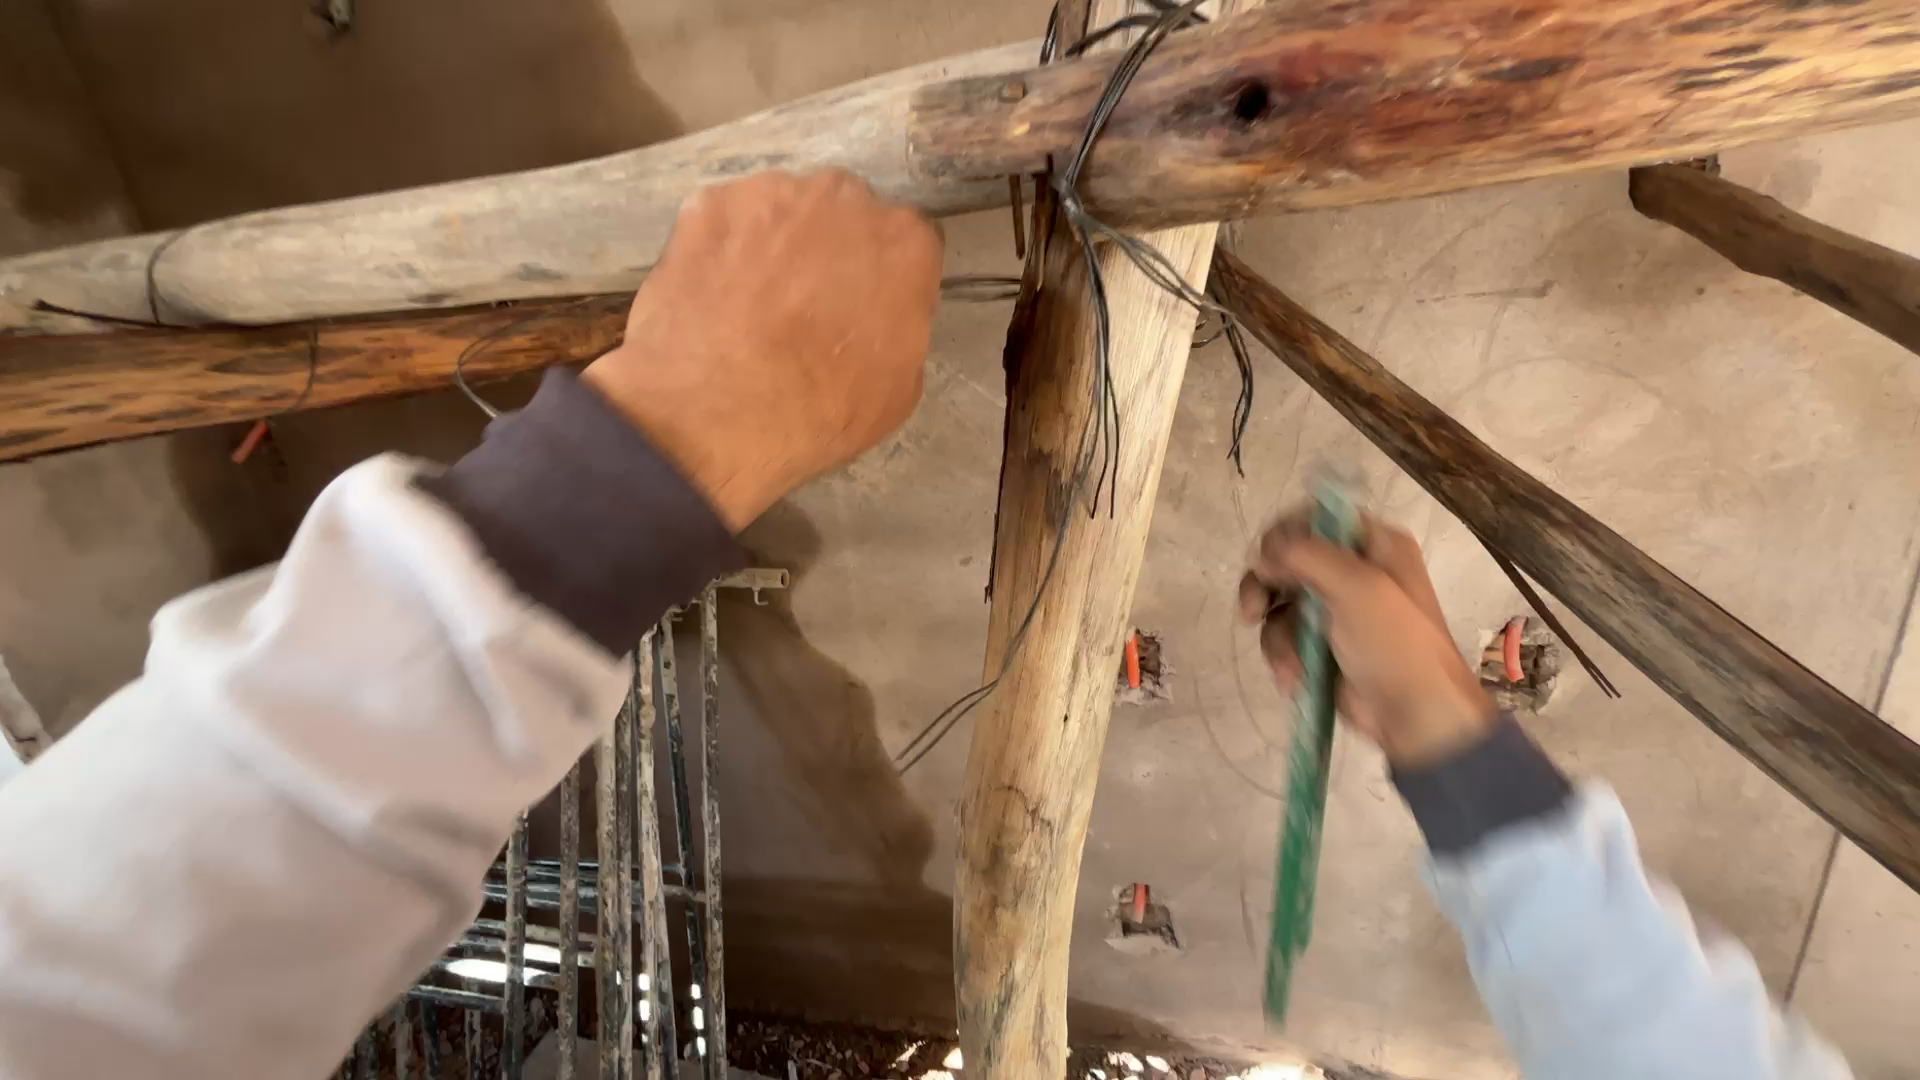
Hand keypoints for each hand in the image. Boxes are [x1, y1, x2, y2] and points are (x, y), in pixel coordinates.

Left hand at [583, 169, 942, 529]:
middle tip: (812, 307)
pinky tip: (715, 296)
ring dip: (780, 244)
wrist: (723, 413)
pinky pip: (727, 222)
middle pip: (848, 214)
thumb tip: (883, 317)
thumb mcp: (899, 389)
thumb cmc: (825, 410)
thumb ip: (903, 329)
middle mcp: (845, 199)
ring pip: (785, 211)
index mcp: (905, 243)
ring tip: (756, 304)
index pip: (912, 244)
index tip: (873, 309)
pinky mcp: (709, 204)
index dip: (892, 279)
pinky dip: (724, 250)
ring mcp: (771, 193)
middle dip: (836, 250)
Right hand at [1239, 512, 1494, 768]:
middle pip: (1284, 557)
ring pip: (1276, 599)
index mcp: (1374, 545)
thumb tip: (1264, 555)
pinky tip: (1295, 675)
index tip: (1269, 561)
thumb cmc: (1395, 646)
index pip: (1315, 517)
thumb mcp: (1359, 588)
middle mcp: (1352, 569)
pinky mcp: (1318, 640)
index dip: (1284, 535)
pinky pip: (1280, 633)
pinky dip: (1282, 654)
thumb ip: (1307, 556)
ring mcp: (1333, 606)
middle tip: (1253, 611)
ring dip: (1274, 632)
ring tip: (1287, 661)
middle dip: (1264, 587)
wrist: (1414, 717)